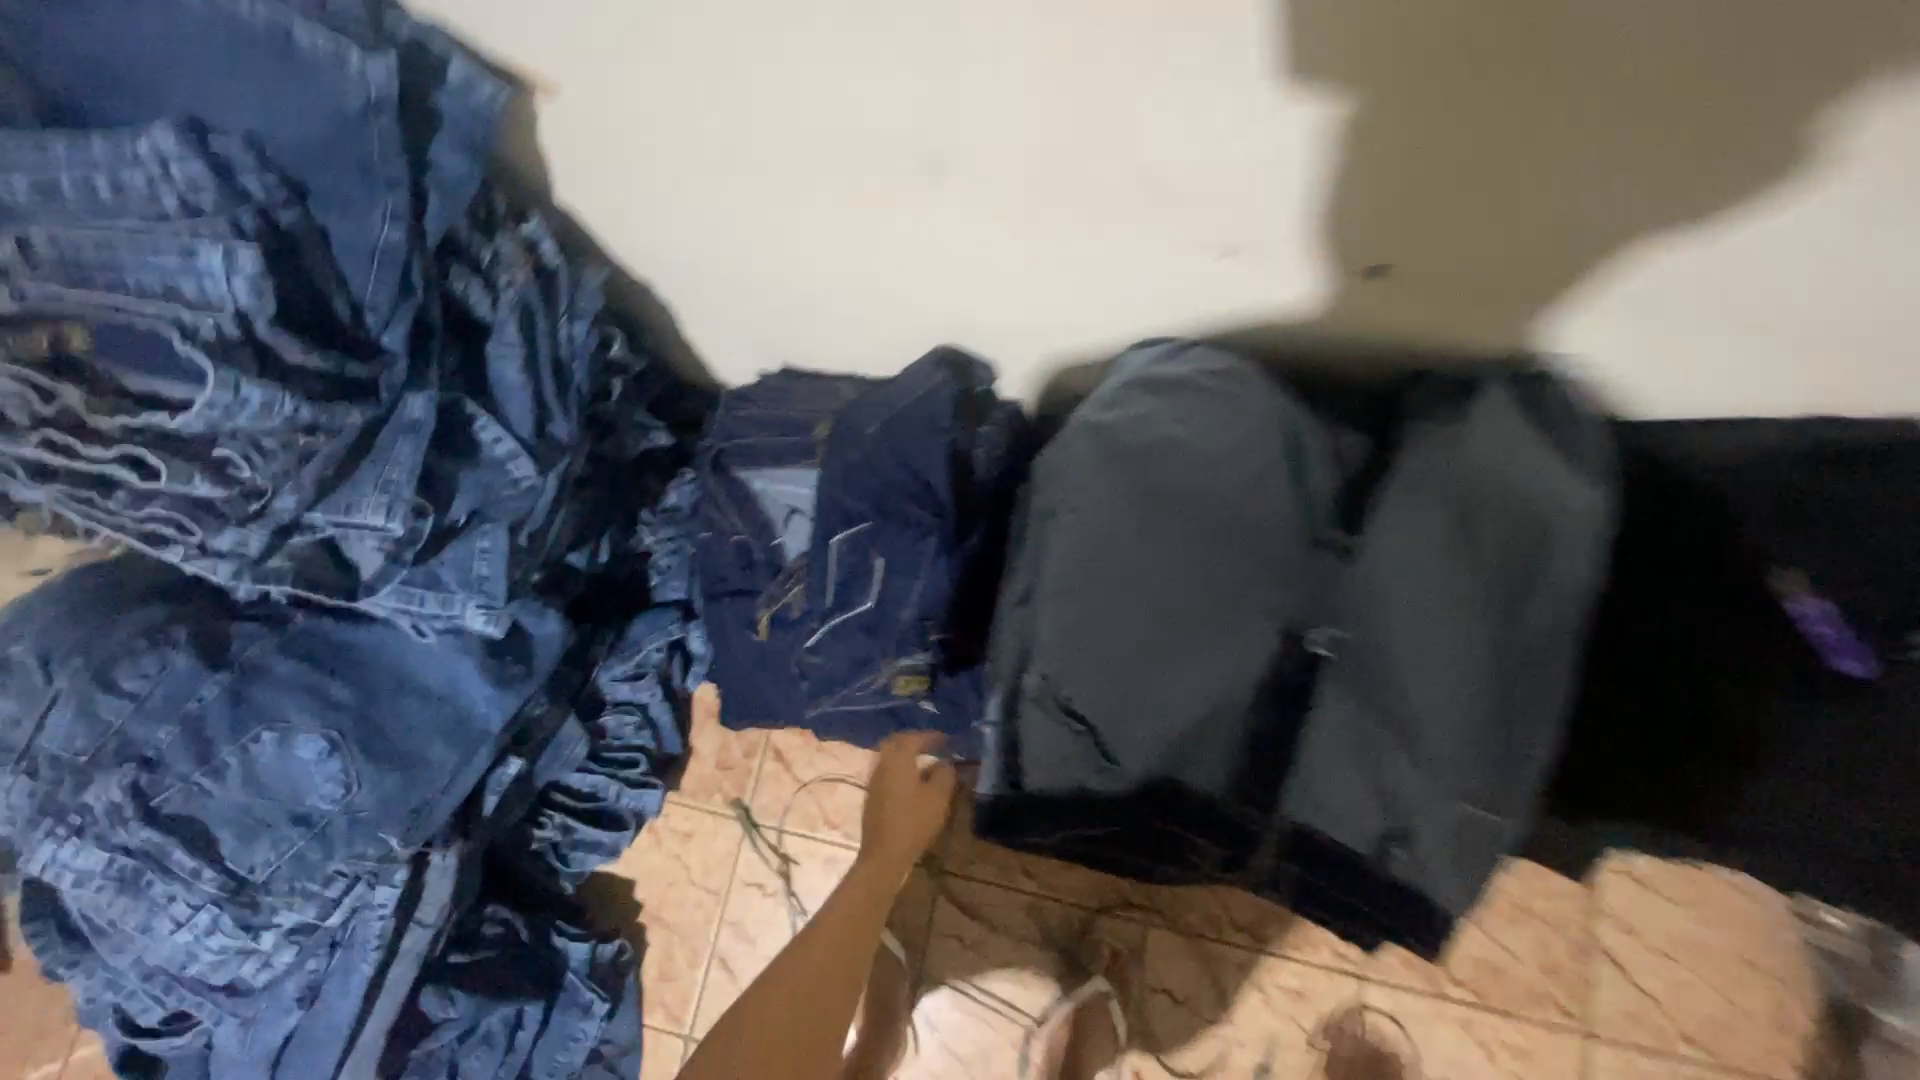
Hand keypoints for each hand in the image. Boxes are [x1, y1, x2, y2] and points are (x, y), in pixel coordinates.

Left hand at [857, 732, 957, 877]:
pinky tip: (911, 779)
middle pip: (895, 742)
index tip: (946, 738)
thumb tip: (943, 762)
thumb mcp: (938, 796)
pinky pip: (886, 770)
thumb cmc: (914, 822)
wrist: (884, 854)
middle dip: (913, 739)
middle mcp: (882, 764)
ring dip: (904, 754)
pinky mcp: (871, 795)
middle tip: (931, 744)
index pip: (914, 738)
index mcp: (898, 760)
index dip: (931, 736)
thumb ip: (944, 773)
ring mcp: (873, 780)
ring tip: (923, 761)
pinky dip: (899, 767)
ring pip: (888, 756)